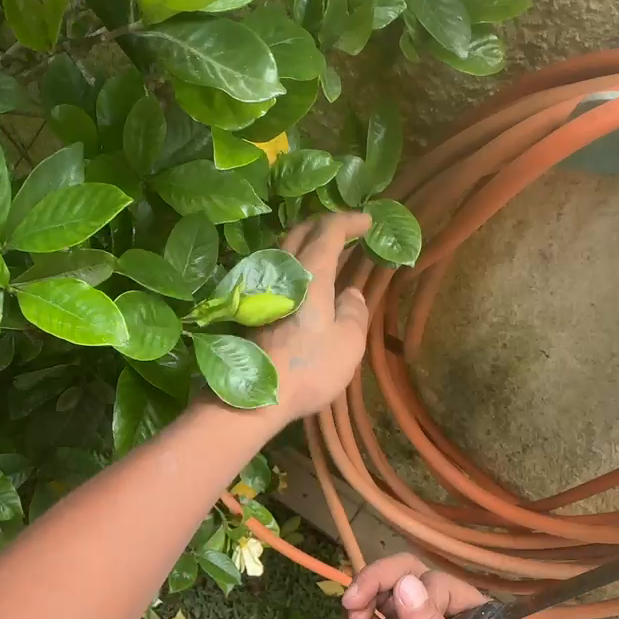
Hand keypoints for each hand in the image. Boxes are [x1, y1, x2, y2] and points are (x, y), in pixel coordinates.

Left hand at [251, 212, 371, 421]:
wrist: (255, 397)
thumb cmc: (308, 370)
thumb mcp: (347, 343)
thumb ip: (354, 312)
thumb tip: (350, 294)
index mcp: (310, 275)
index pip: (328, 231)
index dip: (348, 221)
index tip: (367, 220)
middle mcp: (282, 274)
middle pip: (299, 233)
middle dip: (323, 225)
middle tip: (345, 229)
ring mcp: (262, 291)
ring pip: (282, 252)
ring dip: (304, 244)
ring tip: (324, 252)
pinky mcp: (251, 310)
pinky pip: (274, 273)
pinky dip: (292, 266)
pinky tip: (301, 281)